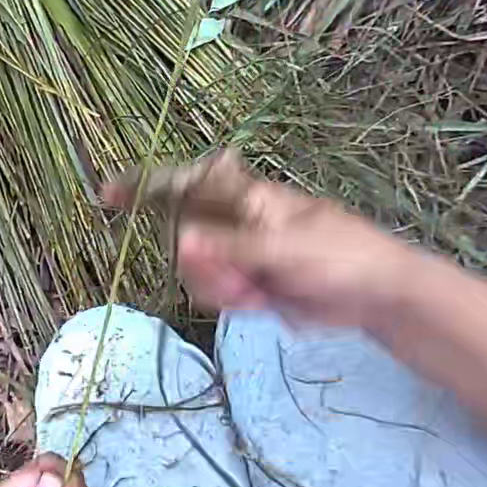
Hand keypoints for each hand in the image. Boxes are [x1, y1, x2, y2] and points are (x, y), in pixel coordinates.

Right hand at [106, 151, 424, 328]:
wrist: (379, 295)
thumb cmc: (343, 255)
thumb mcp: (287, 249)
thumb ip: (232, 247)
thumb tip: (181, 241)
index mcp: (245, 197)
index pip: (185, 184)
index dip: (144, 187)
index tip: (107, 194)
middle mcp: (233, 220)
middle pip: (182, 236)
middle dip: (198, 265)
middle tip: (236, 284)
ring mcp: (236, 252)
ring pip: (194, 269)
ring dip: (217, 286)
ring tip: (255, 294)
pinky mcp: (244, 280)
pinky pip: (213, 290)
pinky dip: (229, 300)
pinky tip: (259, 302)